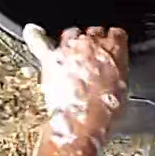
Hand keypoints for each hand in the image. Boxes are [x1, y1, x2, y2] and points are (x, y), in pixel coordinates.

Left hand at [24, 25, 128, 148]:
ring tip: (73, 55)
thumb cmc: (105, 110)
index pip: (116, 34)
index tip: (112, 48)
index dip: (114, 42)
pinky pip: (39, 40)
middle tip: (93, 57)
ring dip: (73, 42)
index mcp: (114, 49)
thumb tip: (112, 68)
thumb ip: (117, 68)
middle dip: (93, 42)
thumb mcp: (122, 87)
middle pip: (93, 31)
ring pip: (71, 33)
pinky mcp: (50, 59)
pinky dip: (35, 36)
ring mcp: (69, 49)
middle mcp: (91, 43)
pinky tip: (33, 32)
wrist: (83, 123)